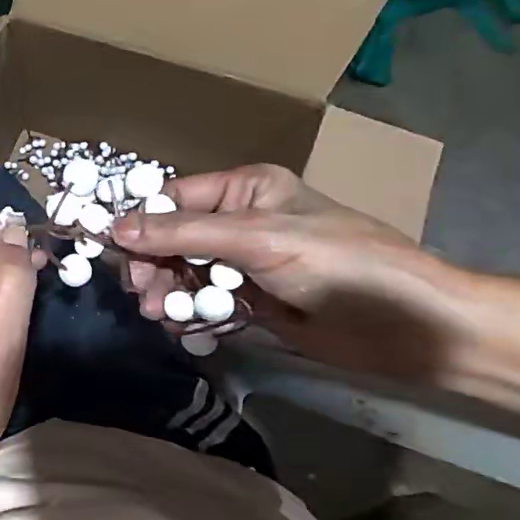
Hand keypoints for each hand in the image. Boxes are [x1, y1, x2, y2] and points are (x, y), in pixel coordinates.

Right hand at [112, 165, 472, 380]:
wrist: (411, 329)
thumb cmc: (341, 265)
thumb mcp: (259, 239)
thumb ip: (185, 233)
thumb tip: (115, 228)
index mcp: (246, 191)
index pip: (174, 197)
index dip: (140, 220)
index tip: (108, 248)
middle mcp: (240, 222)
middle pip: (172, 239)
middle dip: (154, 265)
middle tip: (142, 292)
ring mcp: (244, 264)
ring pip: (183, 274)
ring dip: (168, 293)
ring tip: (162, 315)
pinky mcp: (250, 302)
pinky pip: (203, 303)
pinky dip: (189, 314)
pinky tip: (184, 327)